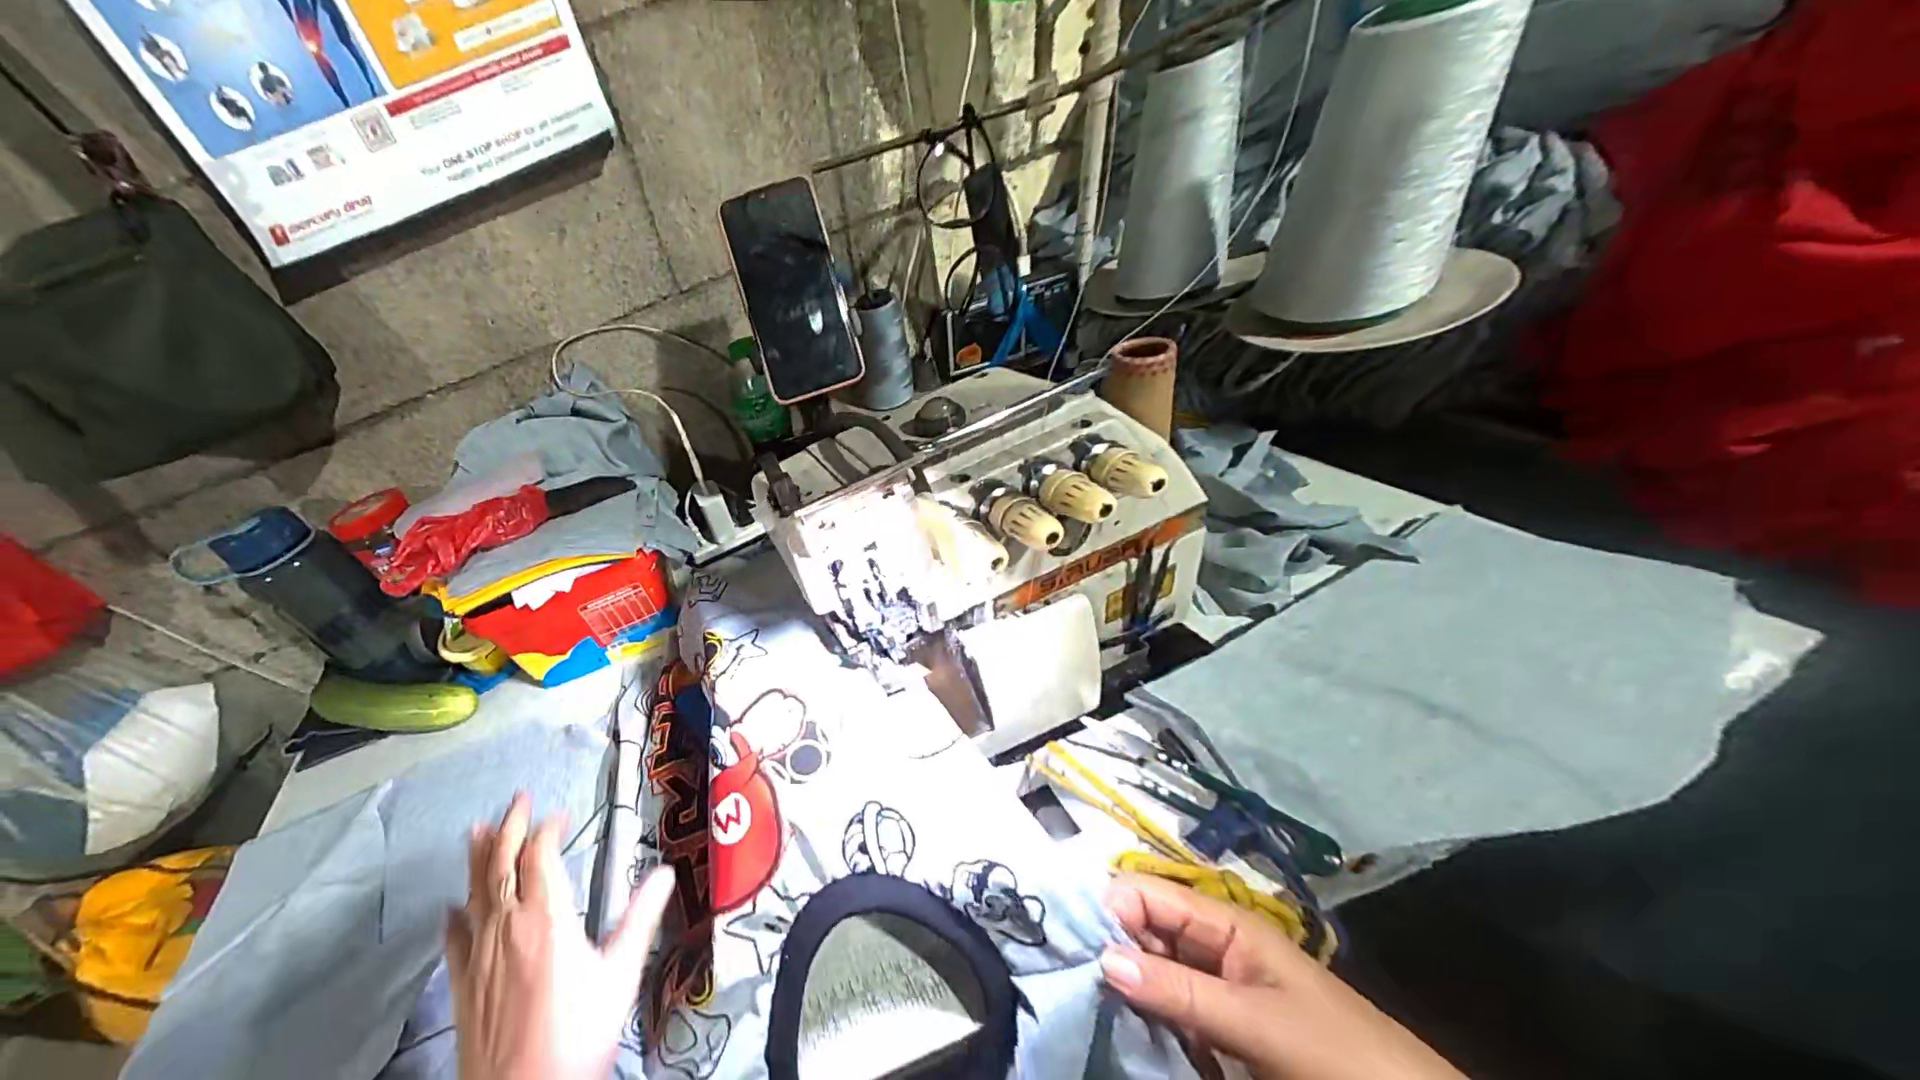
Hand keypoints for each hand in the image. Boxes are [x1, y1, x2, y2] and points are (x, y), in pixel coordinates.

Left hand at [447, 792, 675, 1079]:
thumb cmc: (579, 1032)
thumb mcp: (621, 972)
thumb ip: (641, 918)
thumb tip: (665, 873)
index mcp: (546, 916)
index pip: (540, 856)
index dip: (549, 829)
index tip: (562, 813)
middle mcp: (506, 926)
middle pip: (501, 864)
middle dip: (511, 827)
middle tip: (518, 799)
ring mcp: (478, 955)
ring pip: (475, 892)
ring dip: (478, 857)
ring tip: (479, 830)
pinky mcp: (461, 984)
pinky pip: (454, 936)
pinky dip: (456, 911)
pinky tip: (453, 905)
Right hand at [1101, 874, 1464, 1079]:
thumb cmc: (1339, 1056)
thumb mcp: (1258, 1024)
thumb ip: (1182, 993)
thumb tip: (1102, 958)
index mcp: (1225, 923)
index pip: (1149, 896)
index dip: (1110, 911)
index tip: (1072, 946)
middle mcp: (1214, 946)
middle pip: (1144, 931)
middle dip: (1108, 949)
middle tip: (1070, 984)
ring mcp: (1216, 988)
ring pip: (1151, 972)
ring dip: (1123, 987)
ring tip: (1087, 1008)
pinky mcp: (1219, 1028)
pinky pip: (1168, 1011)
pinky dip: (1146, 1019)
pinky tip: (1124, 1034)